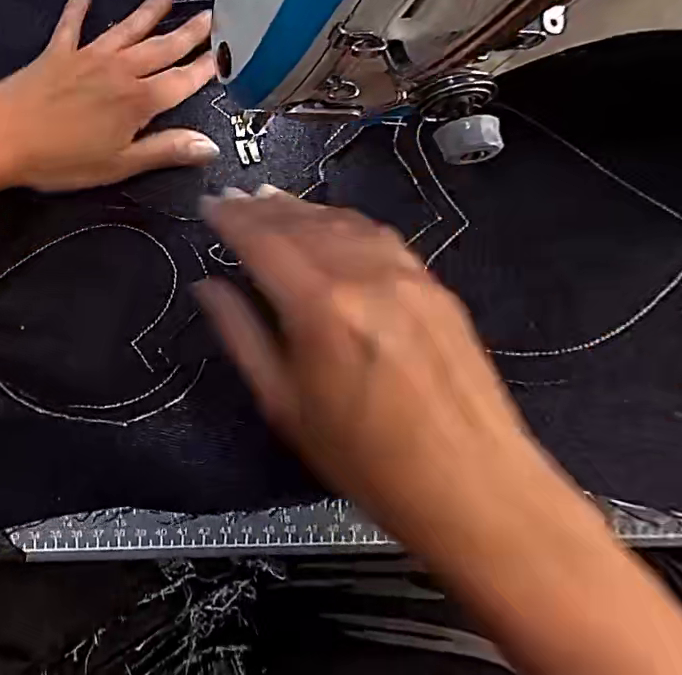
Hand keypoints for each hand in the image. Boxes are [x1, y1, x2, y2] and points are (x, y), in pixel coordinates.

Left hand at [0, 0, 221, 192]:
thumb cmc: (60, 158)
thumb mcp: (120, 164)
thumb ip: (166, 151)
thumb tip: (210, 146)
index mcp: (138, 100)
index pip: (183, 80)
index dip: (206, 68)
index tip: (225, 55)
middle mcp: (119, 71)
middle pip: (162, 47)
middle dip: (189, 32)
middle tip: (210, 16)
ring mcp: (88, 57)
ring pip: (128, 28)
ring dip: (150, 10)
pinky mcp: (58, 53)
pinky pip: (72, 24)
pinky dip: (79, 7)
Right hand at [194, 187, 551, 541]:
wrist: (471, 483)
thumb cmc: (365, 459)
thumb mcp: (285, 406)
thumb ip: (241, 335)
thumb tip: (209, 287)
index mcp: (319, 306)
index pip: (262, 240)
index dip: (232, 218)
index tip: (210, 205)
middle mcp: (363, 274)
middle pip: (301, 223)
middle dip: (261, 207)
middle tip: (234, 198)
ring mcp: (403, 273)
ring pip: (341, 220)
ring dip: (301, 208)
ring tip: (271, 201)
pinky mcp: (431, 281)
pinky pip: (377, 235)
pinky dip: (343, 220)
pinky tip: (330, 222)